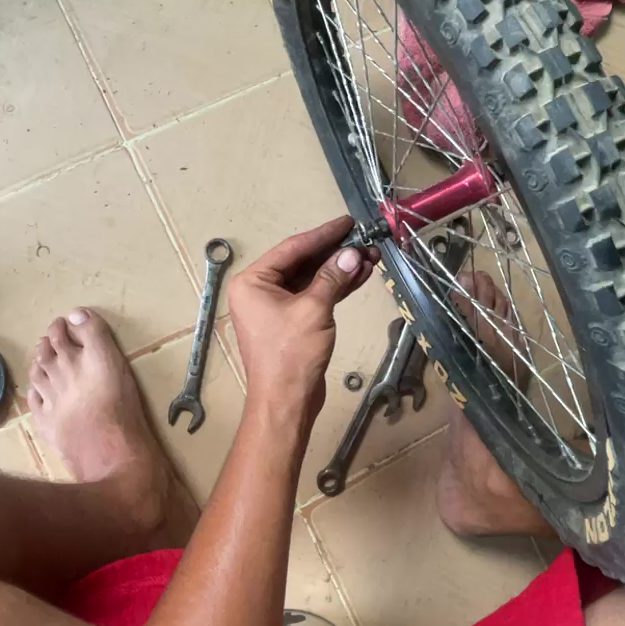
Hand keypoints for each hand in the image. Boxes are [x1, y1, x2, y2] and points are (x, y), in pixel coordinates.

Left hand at [228, 217, 376, 428]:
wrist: (285, 403)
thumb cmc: (291, 354)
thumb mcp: (314, 310)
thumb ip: (332, 277)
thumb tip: (352, 253)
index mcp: (253, 282)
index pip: (293, 248)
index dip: (324, 234)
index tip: (348, 222)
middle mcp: (259, 290)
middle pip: (302, 262)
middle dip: (336, 253)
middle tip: (366, 240)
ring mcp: (275, 307)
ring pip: (312, 279)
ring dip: (340, 269)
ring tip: (371, 257)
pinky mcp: (292, 322)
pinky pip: (314, 296)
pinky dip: (335, 287)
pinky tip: (360, 276)